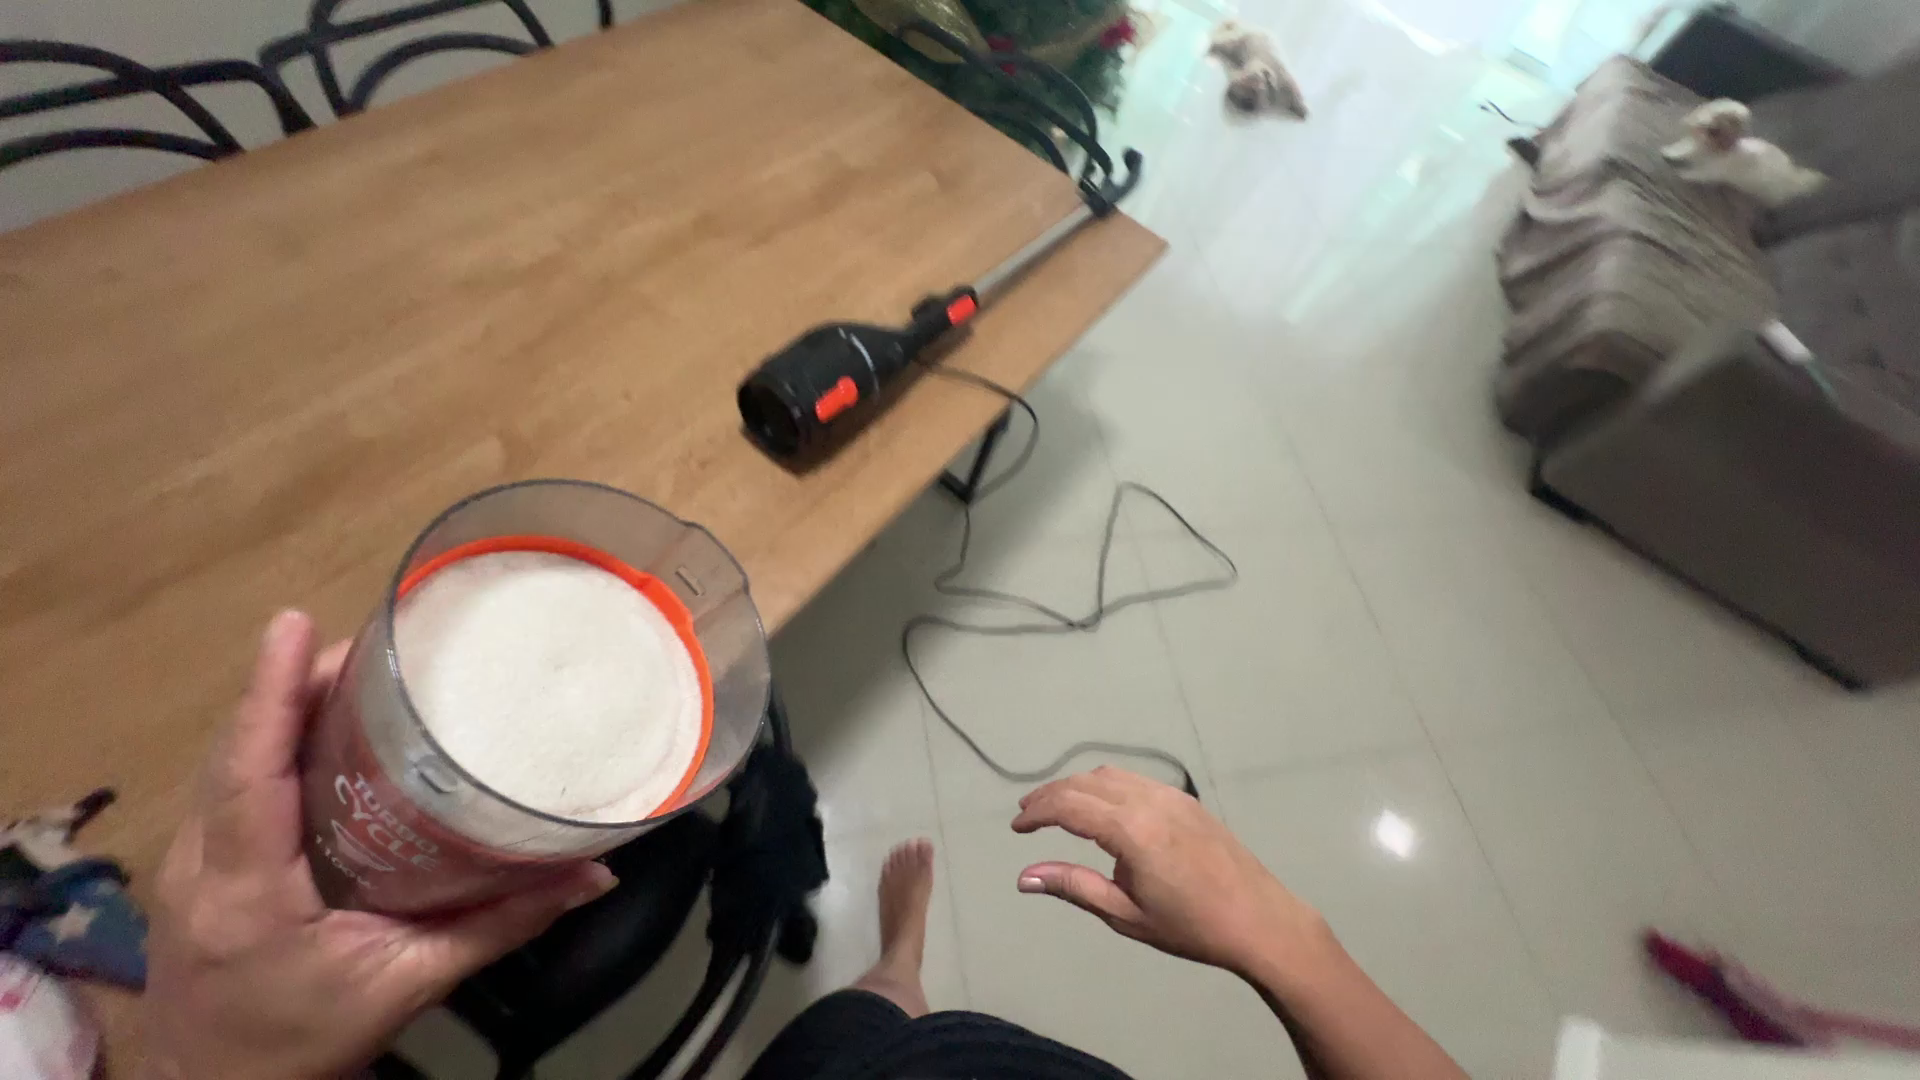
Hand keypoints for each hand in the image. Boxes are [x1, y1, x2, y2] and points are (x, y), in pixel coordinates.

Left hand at [139, 611, 616, 1079]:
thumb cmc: (309, 1041)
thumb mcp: (412, 984)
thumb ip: (502, 923)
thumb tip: (595, 874)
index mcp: (250, 891)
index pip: (249, 776)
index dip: (267, 696)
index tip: (293, 626)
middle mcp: (204, 868)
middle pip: (233, 752)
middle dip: (285, 682)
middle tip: (365, 637)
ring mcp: (189, 869)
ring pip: (222, 764)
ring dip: (273, 705)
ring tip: (344, 662)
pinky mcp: (199, 872)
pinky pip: (226, 786)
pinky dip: (263, 738)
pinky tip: (313, 723)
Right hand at [1011, 767, 1330, 978]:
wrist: (1261, 920)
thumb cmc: (1191, 926)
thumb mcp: (1126, 915)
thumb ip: (1073, 887)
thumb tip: (1024, 877)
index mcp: (1131, 830)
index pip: (1068, 805)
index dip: (1037, 812)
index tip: (1016, 827)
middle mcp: (1147, 800)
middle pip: (1083, 782)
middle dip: (1050, 794)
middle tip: (1027, 814)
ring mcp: (1168, 794)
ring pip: (1108, 774)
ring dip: (1075, 786)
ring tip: (1055, 807)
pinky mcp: (1183, 798)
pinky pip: (1132, 779)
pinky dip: (1102, 784)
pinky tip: (1098, 806)